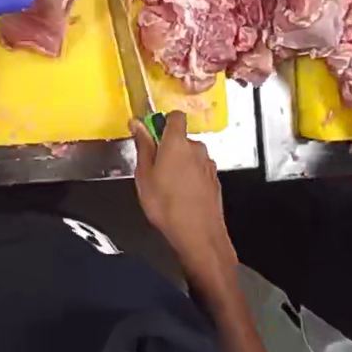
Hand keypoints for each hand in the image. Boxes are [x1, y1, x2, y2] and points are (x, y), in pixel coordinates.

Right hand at [131, 111, 233, 268]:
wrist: (198, 234)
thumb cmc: (167, 206)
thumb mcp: (144, 175)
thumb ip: (143, 146)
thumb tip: (138, 124)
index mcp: (177, 143)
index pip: (175, 116)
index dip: (162, 122)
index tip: (150, 134)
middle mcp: (196, 149)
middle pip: (180, 138)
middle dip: (166, 147)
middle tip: (152, 168)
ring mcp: (208, 164)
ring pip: (189, 155)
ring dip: (178, 163)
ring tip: (165, 186)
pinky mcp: (213, 179)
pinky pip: (197, 169)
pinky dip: (188, 176)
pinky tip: (179, 195)